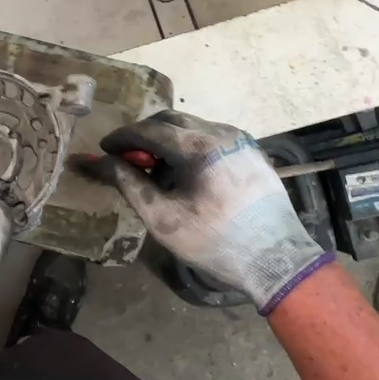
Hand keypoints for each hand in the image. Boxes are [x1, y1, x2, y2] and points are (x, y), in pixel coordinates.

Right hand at [76, 111, 330, 313]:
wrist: (277, 260)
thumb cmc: (215, 243)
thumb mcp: (163, 218)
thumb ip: (129, 184)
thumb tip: (101, 162)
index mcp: (198, 147)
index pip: (148, 129)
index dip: (121, 138)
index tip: (103, 150)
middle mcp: (221, 133)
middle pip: (170, 119)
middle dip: (143, 134)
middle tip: (125, 156)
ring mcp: (239, 139)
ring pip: (191, 125)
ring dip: (166, 139)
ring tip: (154, 168)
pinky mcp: (250, 150)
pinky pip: (210, 136)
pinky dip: (188, 145)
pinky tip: (183, 172)